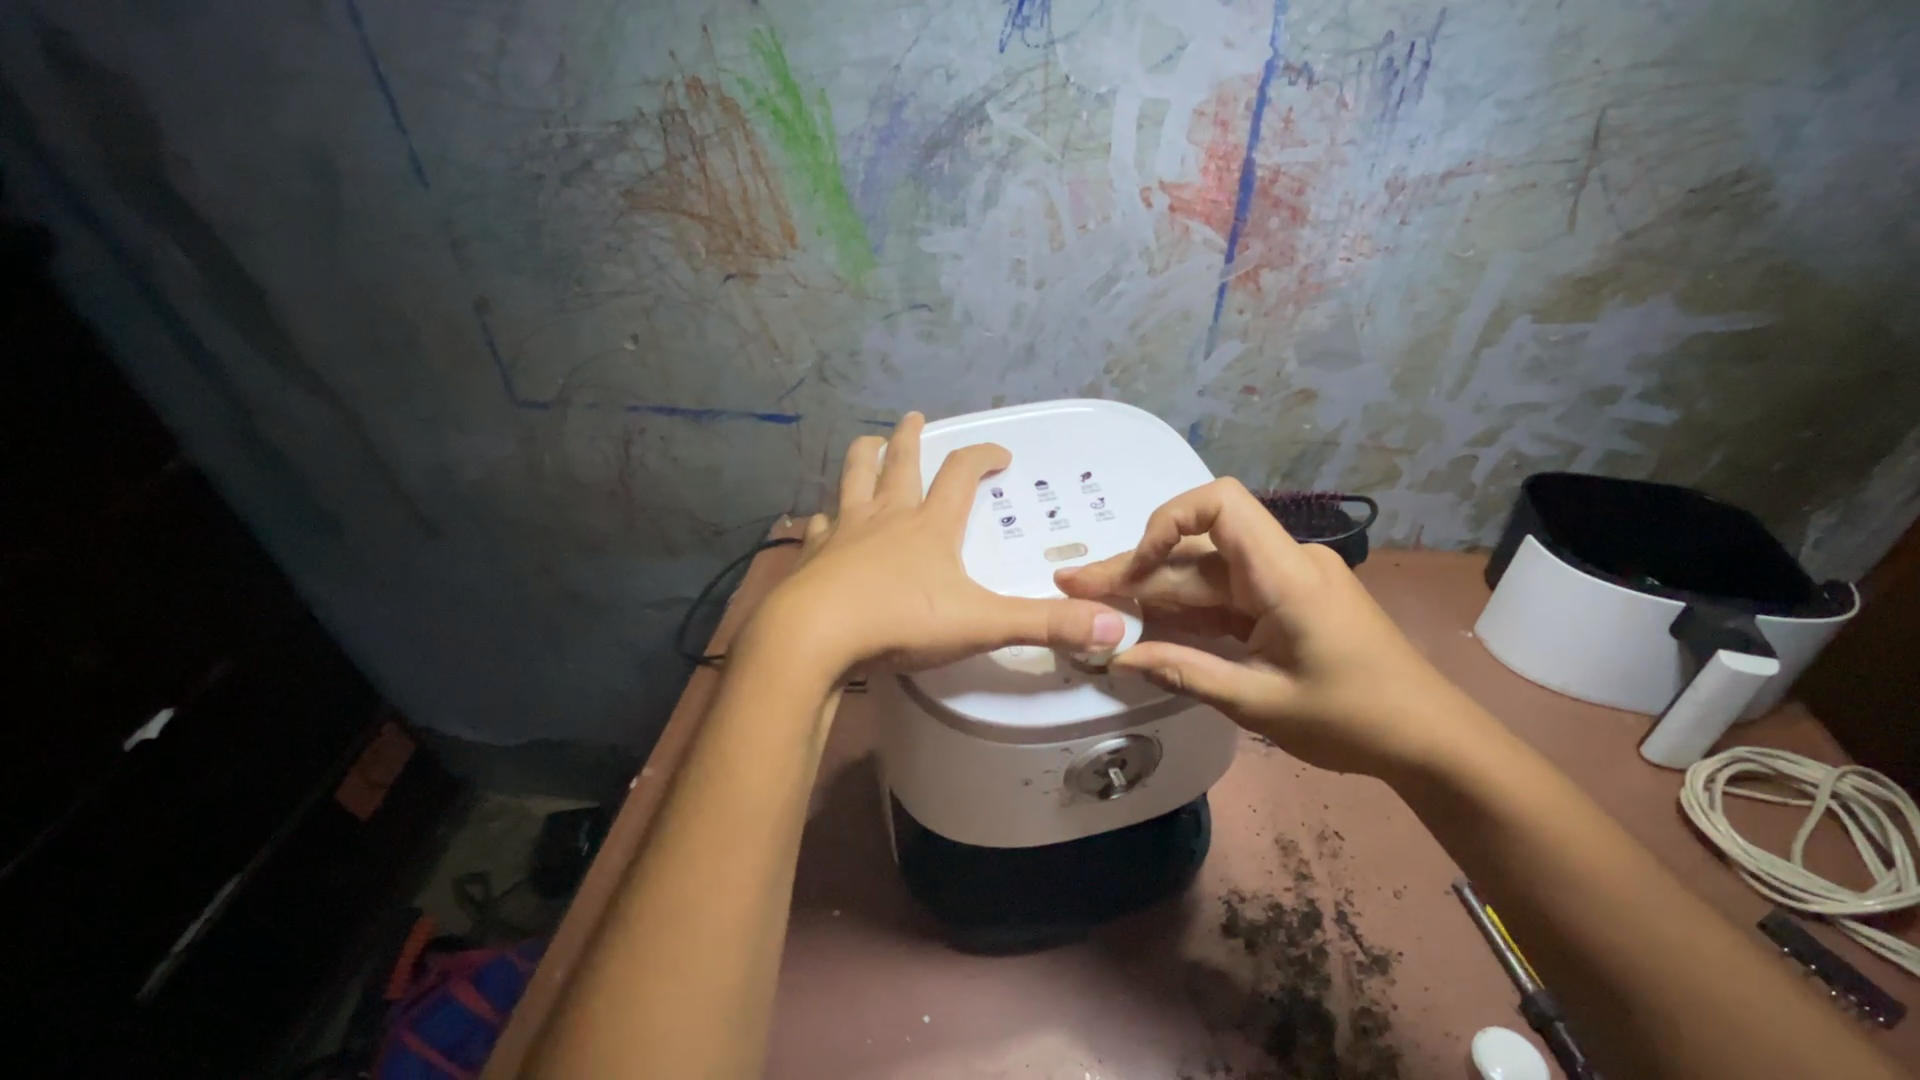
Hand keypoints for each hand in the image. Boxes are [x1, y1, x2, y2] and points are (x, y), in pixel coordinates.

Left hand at [750, 413, 1130, 674]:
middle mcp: (886, 517)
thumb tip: (1112, 627)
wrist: (814, 636)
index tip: (1000, 454)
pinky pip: (820, 527)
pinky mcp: (812, 556)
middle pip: (899, 463)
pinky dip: (826, 519)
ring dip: (863, 458)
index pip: (962, 476)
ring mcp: (844, 533)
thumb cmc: (901, 623)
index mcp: (930, 526)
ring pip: (854, 480)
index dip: (983, 458)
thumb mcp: (982, 624)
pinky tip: (824, 522)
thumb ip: (1044, 625)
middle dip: (910, 438)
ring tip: (867, 443)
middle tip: (912, 418)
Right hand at [1054, 478, 1481, 775]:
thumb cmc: (1354, 720)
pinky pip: (1226, 597)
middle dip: (1136, 568)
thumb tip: (1118, 658)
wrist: (1431, 739)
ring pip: (1206, 574)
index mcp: (1286, 576)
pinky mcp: (1285, 604)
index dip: (1167, 520)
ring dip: (1153, 591)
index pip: (1220, 503)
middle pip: (1197, 548)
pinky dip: (1185, 611)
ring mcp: (1285, 584)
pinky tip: (1142, 623)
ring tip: (1093, 605)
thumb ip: (1185, 673)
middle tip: (1075, 585)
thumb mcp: (1260, 703)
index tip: (1134, 567)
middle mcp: (1284, 565)